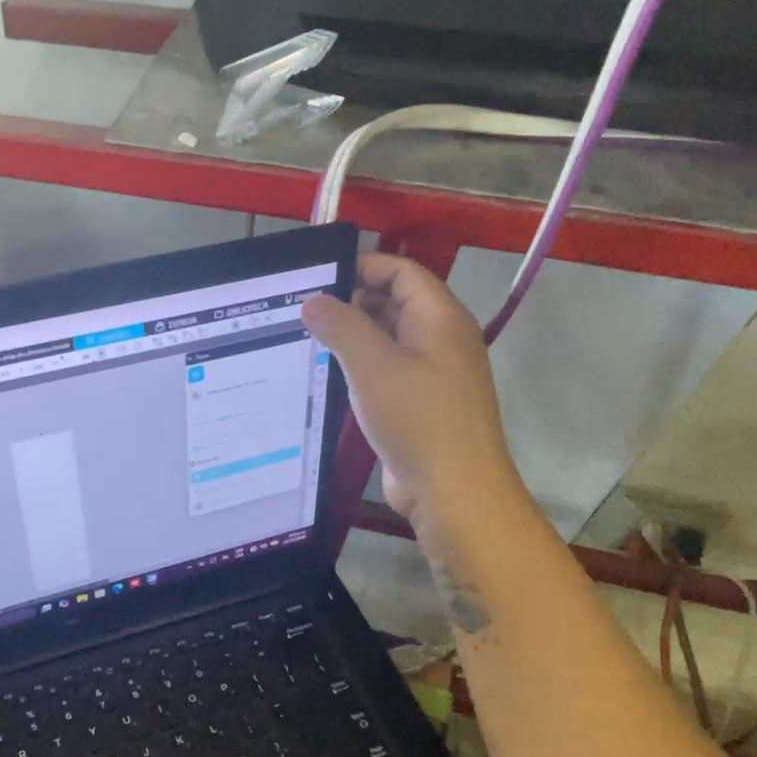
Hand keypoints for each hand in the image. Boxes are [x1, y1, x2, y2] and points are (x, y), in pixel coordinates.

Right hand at [302, 254, 523, 528]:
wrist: (453, 489)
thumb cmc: (417, 419)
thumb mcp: (372, 366)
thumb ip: (341, 326)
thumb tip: (313, 300)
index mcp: (439, 317)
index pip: (401, 272)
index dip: (362, 267)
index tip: (317, 279)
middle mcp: (440, 338)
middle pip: (395, 303)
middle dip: (351, 303)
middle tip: (302, 312)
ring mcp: (433, 373)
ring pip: (389, 340)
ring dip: (353, 339)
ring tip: (307, 342)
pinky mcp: (421, 404)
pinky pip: (389, 372)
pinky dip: (361, 369)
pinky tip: (329, 379)